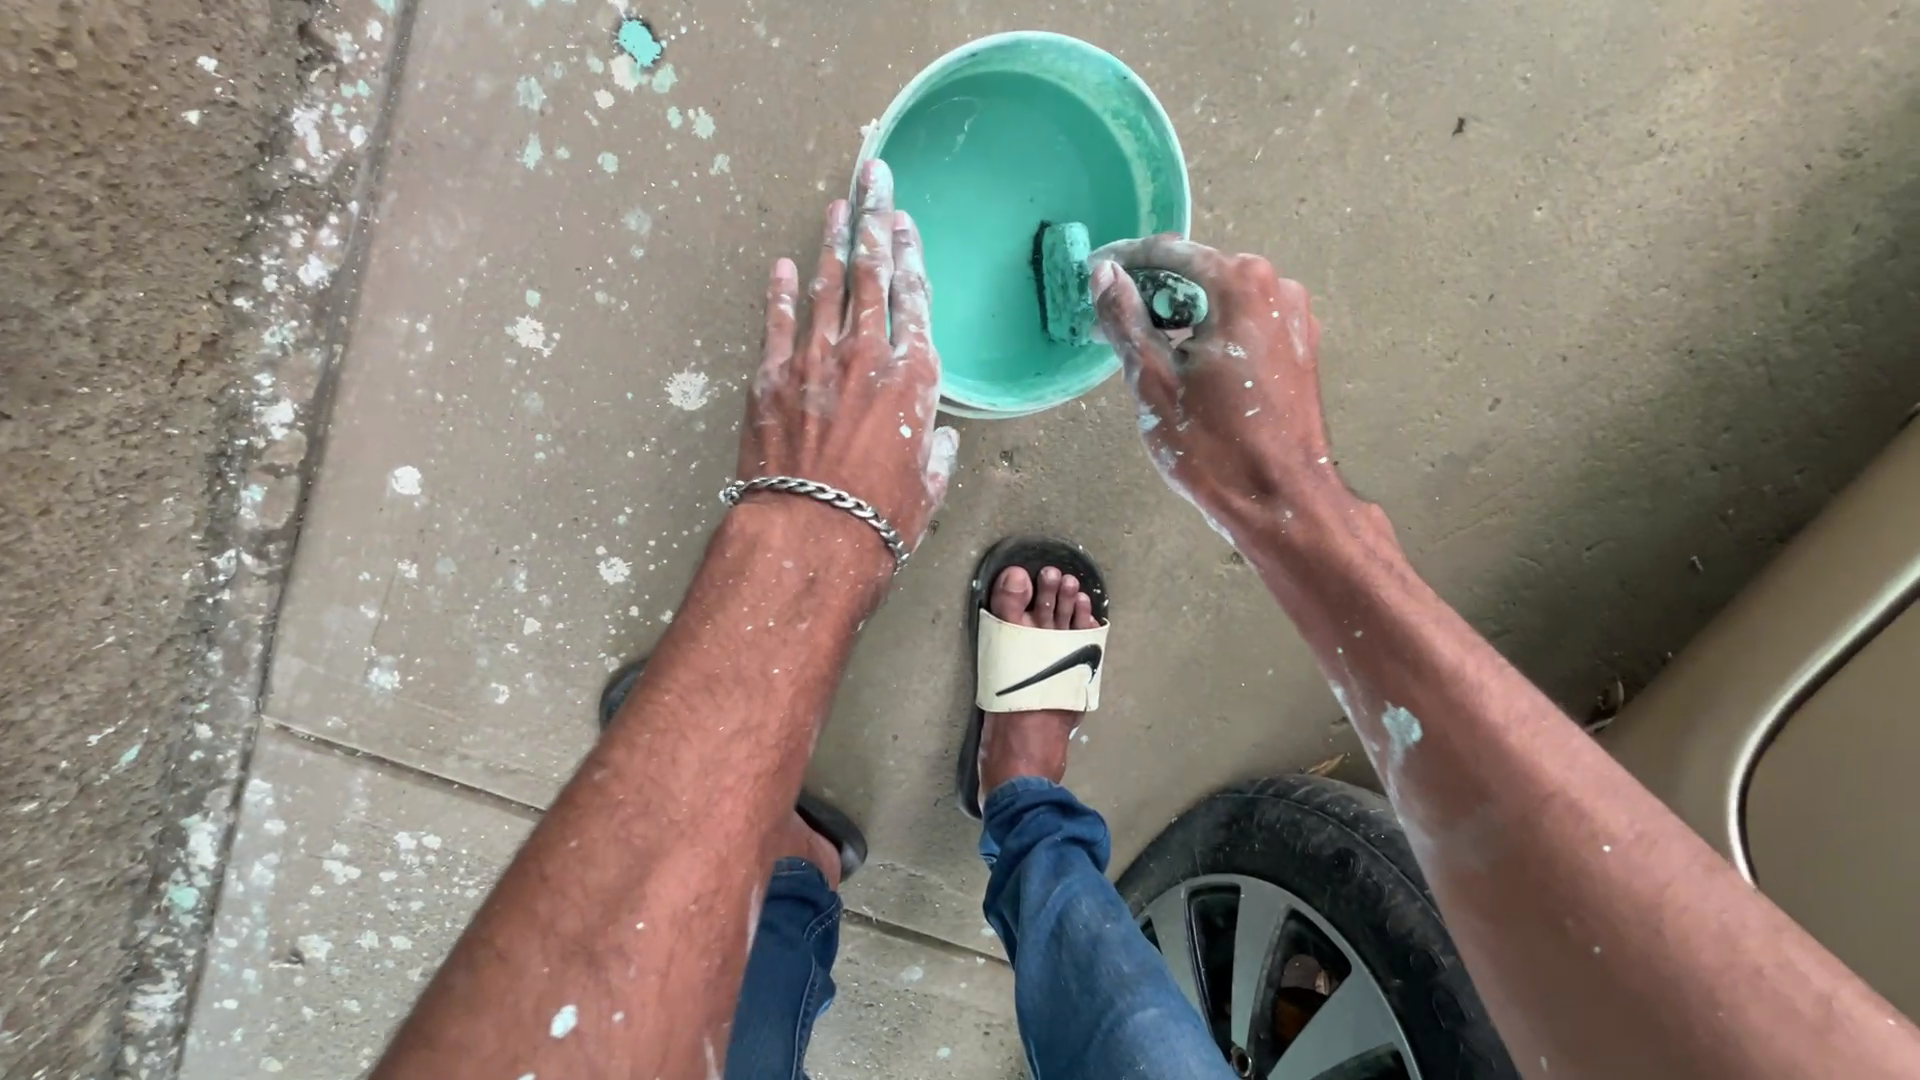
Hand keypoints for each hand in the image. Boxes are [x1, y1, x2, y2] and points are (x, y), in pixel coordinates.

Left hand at [737, 158, 958, 569]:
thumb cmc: (879, 520)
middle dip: (873, 220)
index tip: (905, 224)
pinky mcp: (771, 377)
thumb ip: (935, 453)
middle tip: (873, 177)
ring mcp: (814, 361)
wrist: (810, 536)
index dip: (911, 258)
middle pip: (873, 275)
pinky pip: (779, 321)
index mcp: (914, 379)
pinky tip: (784, 264)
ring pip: (827, 286)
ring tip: (837, 205)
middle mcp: (867, 356)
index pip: (916, 302)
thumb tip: (937, 440)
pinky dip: (781, 291)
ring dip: (832, 242)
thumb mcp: (928, 489)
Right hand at [1091, 237, 1330, 539]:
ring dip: (1178, 315)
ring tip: (1140, 347)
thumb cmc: (1212, 445)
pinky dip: (1208, 333)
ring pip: (1221, 300)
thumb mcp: (1153, 381)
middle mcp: (1276, 287)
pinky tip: (1183, 363)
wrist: (1282, 501)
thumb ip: (1126, 319)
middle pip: (1198, 273)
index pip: (1170, 252)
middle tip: (1108, 323)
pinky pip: (1243, 324)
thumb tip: (1104, 274)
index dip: (1124, 262)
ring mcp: (1294, 318)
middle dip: (1150, 292)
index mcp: (1240, 285)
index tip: (1091, 274)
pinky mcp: (1300, 348)